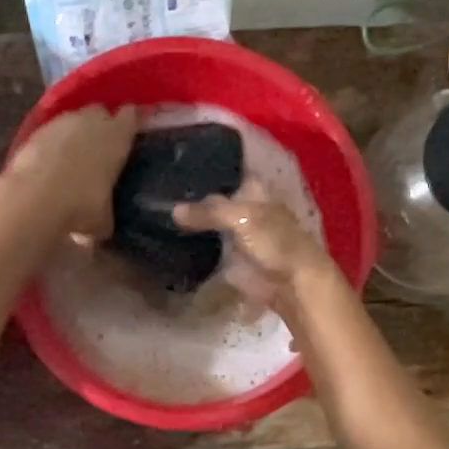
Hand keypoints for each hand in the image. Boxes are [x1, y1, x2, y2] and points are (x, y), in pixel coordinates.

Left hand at [0, 105, 139, 241]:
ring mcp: (60, 123)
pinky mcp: (34, 132)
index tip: (137, 128)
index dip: (135, 120)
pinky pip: (50, 134)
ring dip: (75, 135)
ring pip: (73, 121)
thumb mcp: (104, 220)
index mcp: (116, 137)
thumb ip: (107, 210)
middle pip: (100, 112)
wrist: (34, 200)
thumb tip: (101, 221)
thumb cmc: (81, 207)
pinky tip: (51, 166)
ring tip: (74, 159)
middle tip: (102, 147)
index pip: (132, 116)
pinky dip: (53, 146)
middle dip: (102, 125)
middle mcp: (90, 121)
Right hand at [174, 183, 338, 313]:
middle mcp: (242, 207)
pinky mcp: (228, 259)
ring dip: (189, 224)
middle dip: (191, 198)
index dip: (203, 168)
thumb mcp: (242, 217)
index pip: (224, 172)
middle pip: (212, 200)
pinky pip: (206, 249)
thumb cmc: (275, 241)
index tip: (174, 165)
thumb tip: (174, 211)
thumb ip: (208, 212)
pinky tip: (170, 240)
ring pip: (207, 224)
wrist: (290, 284)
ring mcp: (234, 234)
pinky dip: (192, 247)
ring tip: (158, 214)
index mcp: (252, 189)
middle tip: (159, 191)